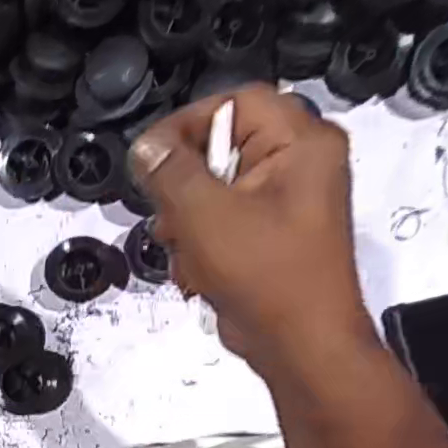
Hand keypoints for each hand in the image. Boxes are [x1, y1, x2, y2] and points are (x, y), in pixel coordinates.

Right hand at [130, 86, 375, 372]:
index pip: (234, 103)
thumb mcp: (206, 216)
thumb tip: (147, 146)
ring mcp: (281, 207)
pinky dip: (199, 248)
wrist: (297, 344)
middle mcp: (296, 168)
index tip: (151, 157)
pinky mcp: (265, 240)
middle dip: (183, 191)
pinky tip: (200, 272)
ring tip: (188, 253)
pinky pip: (218, 226)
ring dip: (186, 225)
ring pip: (212, 194)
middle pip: (218, 152)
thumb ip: (171, 173)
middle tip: (171, 216)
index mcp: (300, 145)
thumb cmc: (271, 280)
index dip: (186, 126)